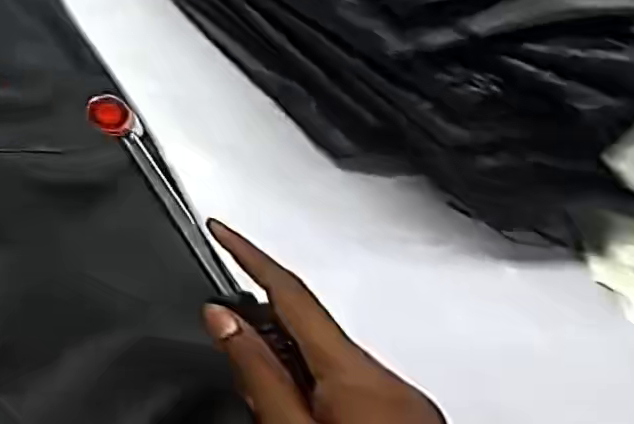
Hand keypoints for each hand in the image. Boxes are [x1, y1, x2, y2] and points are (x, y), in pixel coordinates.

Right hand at [203, 221, 443, 423]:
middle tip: (230, 346)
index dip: (248, 254)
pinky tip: (305, 414)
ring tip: (270, 401)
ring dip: (292, 366)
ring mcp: (414, 412)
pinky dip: (318, 388)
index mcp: (361, 378)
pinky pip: (355, 387)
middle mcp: (395, 387)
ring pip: (331, 361)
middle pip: (310, 330)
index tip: (221, 228)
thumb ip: (254, 368)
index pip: (291, 292)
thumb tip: (220, 314)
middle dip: (266, 330)